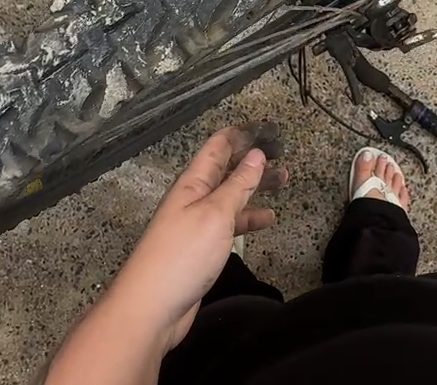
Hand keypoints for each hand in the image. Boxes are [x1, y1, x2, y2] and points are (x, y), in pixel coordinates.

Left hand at [102, 126, 286, 346]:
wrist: (152, 309)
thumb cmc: (182, 254)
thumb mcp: (215, 214)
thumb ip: (238, 184)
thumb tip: (256, 154)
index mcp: (193, 182)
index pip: (218, 146)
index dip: (241, 133)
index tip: (266, 126)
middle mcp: (194, 197)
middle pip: (227, 169)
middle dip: (253, 158)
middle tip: (282, 152)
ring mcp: (198, 223)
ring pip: (232, 196)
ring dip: (256, 186)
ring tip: (284, 180)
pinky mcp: (202, 248)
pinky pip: (230, 224)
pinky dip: (249, 218)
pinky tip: (268, 220)